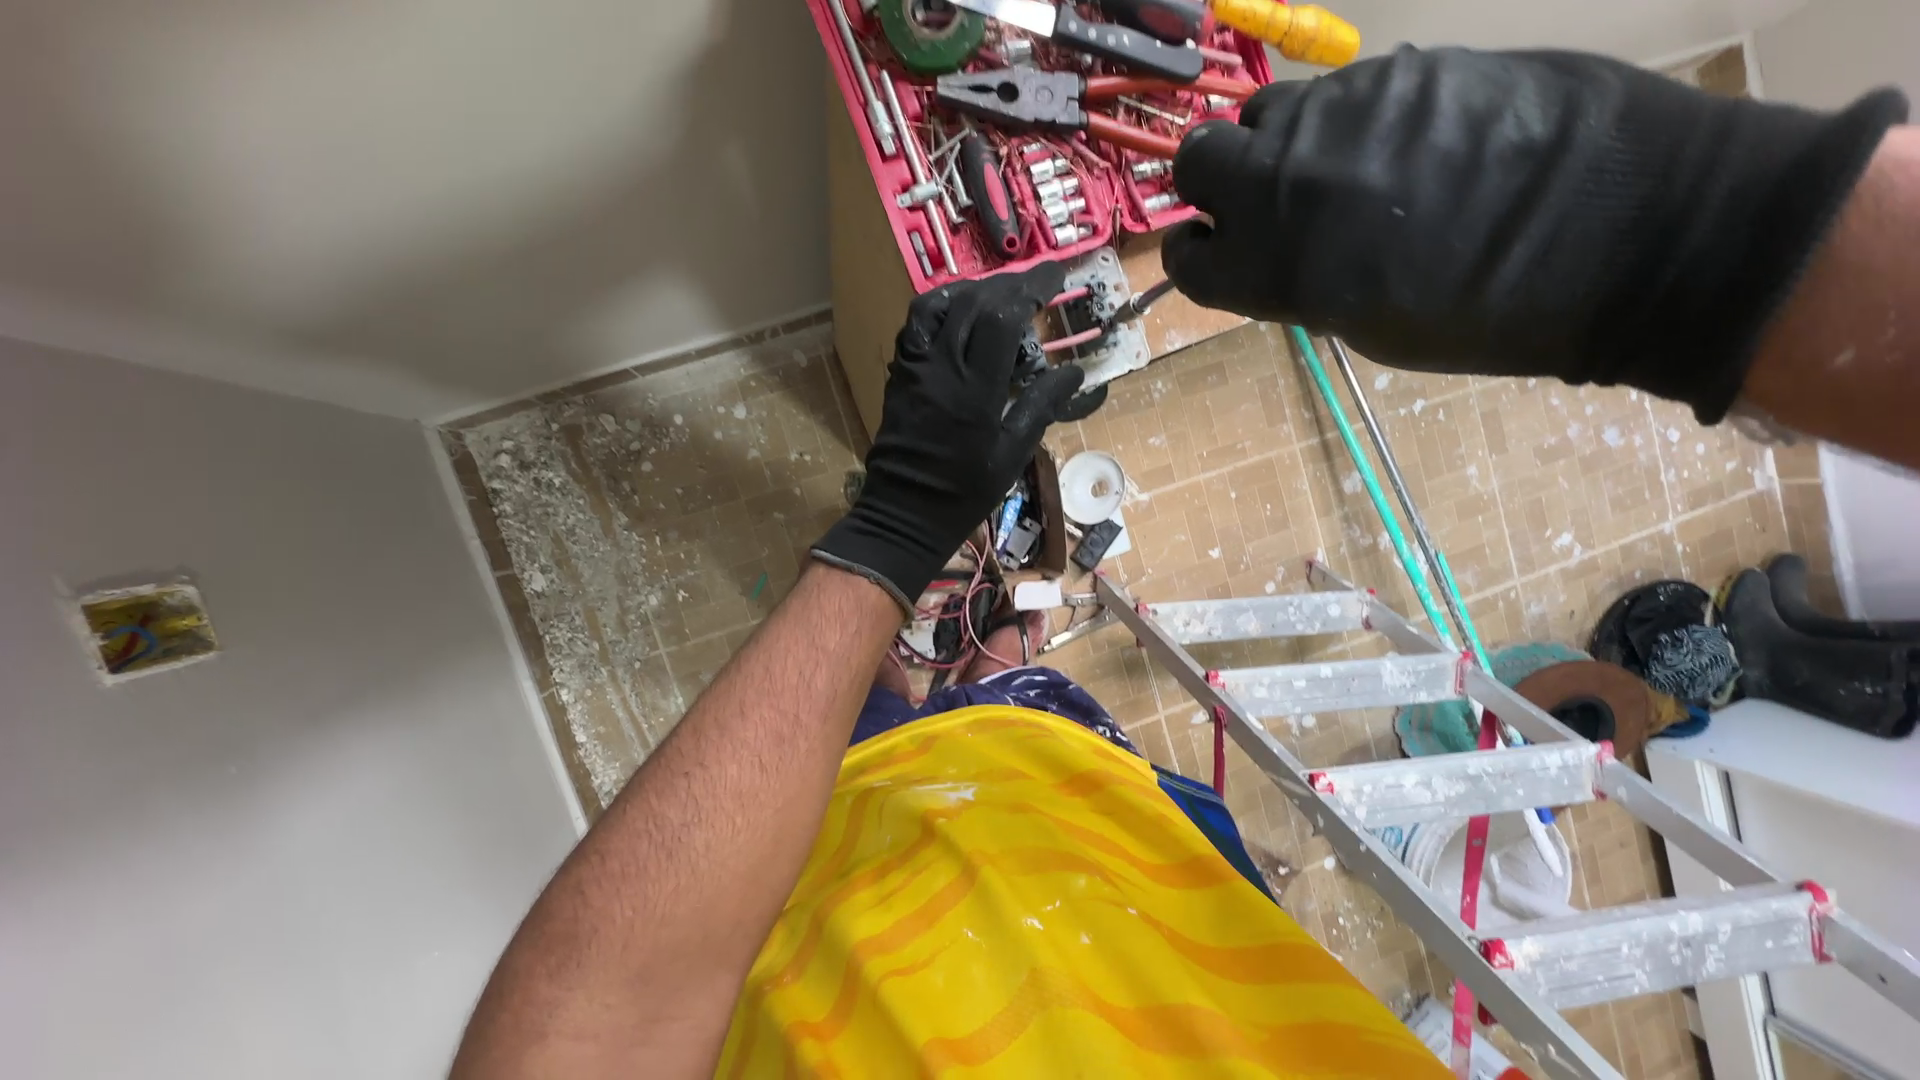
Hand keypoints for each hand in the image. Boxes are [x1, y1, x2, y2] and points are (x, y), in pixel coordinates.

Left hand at [813, 264, 1104, 610]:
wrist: (905, 511)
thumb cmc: (965, 490)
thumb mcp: (1013, 453)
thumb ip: (1041, 405)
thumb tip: (1075, 372)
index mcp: (976, 389)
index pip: (1002, 316)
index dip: (1032, 288)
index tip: (1056, 276)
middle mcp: (943, 367)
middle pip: (974, 302)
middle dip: (1009, 283)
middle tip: (1036, 282)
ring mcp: (915, 367)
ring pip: (939, 305)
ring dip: (972, 288)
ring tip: (999, 291)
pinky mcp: (900, 372)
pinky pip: (916, 324)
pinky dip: (941, 306)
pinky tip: (960, 311)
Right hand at [1163, 46, 1905, 421]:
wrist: (1628, 236)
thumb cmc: (1491, 317)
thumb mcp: (1368, 327)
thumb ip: (1300, 283)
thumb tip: (1282, 248)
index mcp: (1274, 268)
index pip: (1188, 255)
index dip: (1196, 253)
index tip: (1213, 252)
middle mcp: (1287, 184)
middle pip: (1198, 159)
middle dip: (1214, 181)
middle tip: (1257, 198)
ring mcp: (1341, 114)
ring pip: (1265, 112)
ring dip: (1280, 141)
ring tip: (1335, 165)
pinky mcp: (1402, 67)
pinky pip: (1340, 91)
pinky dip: (1346, 118)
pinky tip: (1400, 139)